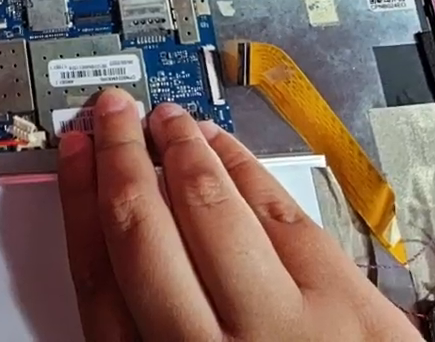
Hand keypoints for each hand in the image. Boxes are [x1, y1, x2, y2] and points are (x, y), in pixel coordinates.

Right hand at [58, 89, 417, 340]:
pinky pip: (285, 215)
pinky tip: (226, 149)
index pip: (98, 276)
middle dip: (121, 155)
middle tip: (113, 114)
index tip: (77, 153)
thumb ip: (146, 328)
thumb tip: (106, 233)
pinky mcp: (357, 315)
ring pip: (211, 206)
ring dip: (181, 147)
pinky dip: (245, 169)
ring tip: (168, 119)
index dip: (80, 199)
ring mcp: (291, 332)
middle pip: (144, 229)